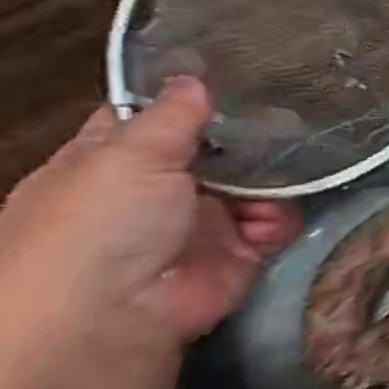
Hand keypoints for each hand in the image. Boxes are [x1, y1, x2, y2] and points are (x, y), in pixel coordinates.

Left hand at [0, 78, 300, 375]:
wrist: (113, 316)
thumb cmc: (98, 223)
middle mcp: (156, 188)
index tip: (232, 71)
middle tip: (290, 114)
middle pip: (214, 150)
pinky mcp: (238, 254)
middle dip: (247, 136)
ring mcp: (200, 223)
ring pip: (251, 185)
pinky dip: (277, 219)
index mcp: (110, 158)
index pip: (151, 116)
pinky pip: (271, 224)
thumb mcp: (126, 156)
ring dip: (269, 179)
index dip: (184, 97)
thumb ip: (170, 116)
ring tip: (287, 170)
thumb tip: (193, 78)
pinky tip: (269, 221)